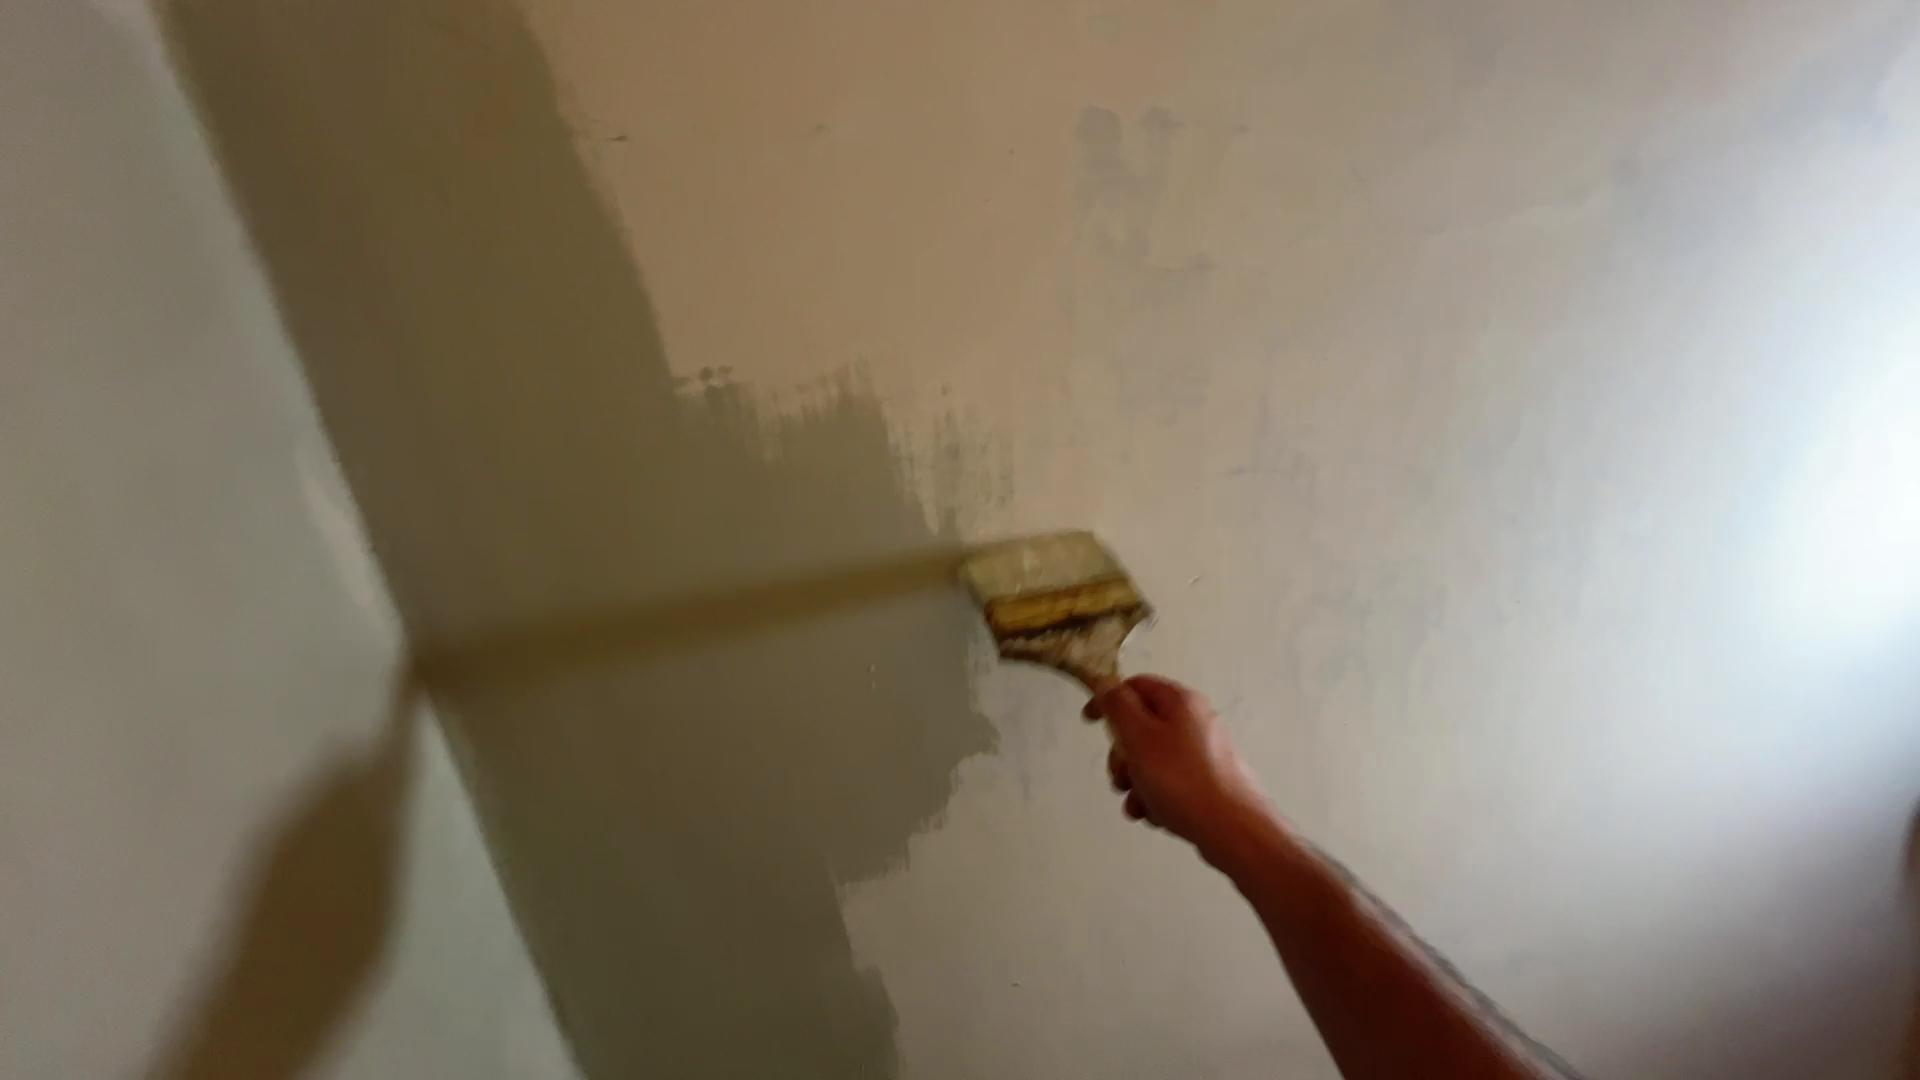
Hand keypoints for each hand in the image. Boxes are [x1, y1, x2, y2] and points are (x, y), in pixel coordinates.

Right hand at [1084, 675, 1275, 857]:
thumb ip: (1117, 706)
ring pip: (1152, 758)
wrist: (1235, 830)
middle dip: (1122, 753)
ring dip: (1136, 780)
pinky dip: (1156, 795)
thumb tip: (1108, 686)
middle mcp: (1195, 721)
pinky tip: (1154, 816)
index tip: (1089, 722)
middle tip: (1120, 776)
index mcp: (1180, 701)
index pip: (1135, 685)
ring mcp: (1204, 753)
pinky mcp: (1209, 781)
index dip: (1108, 700)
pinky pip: (1171, 780)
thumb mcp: (1139, 737)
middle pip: (1142, 725)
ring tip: (1138, 803)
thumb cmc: (1180, 779)